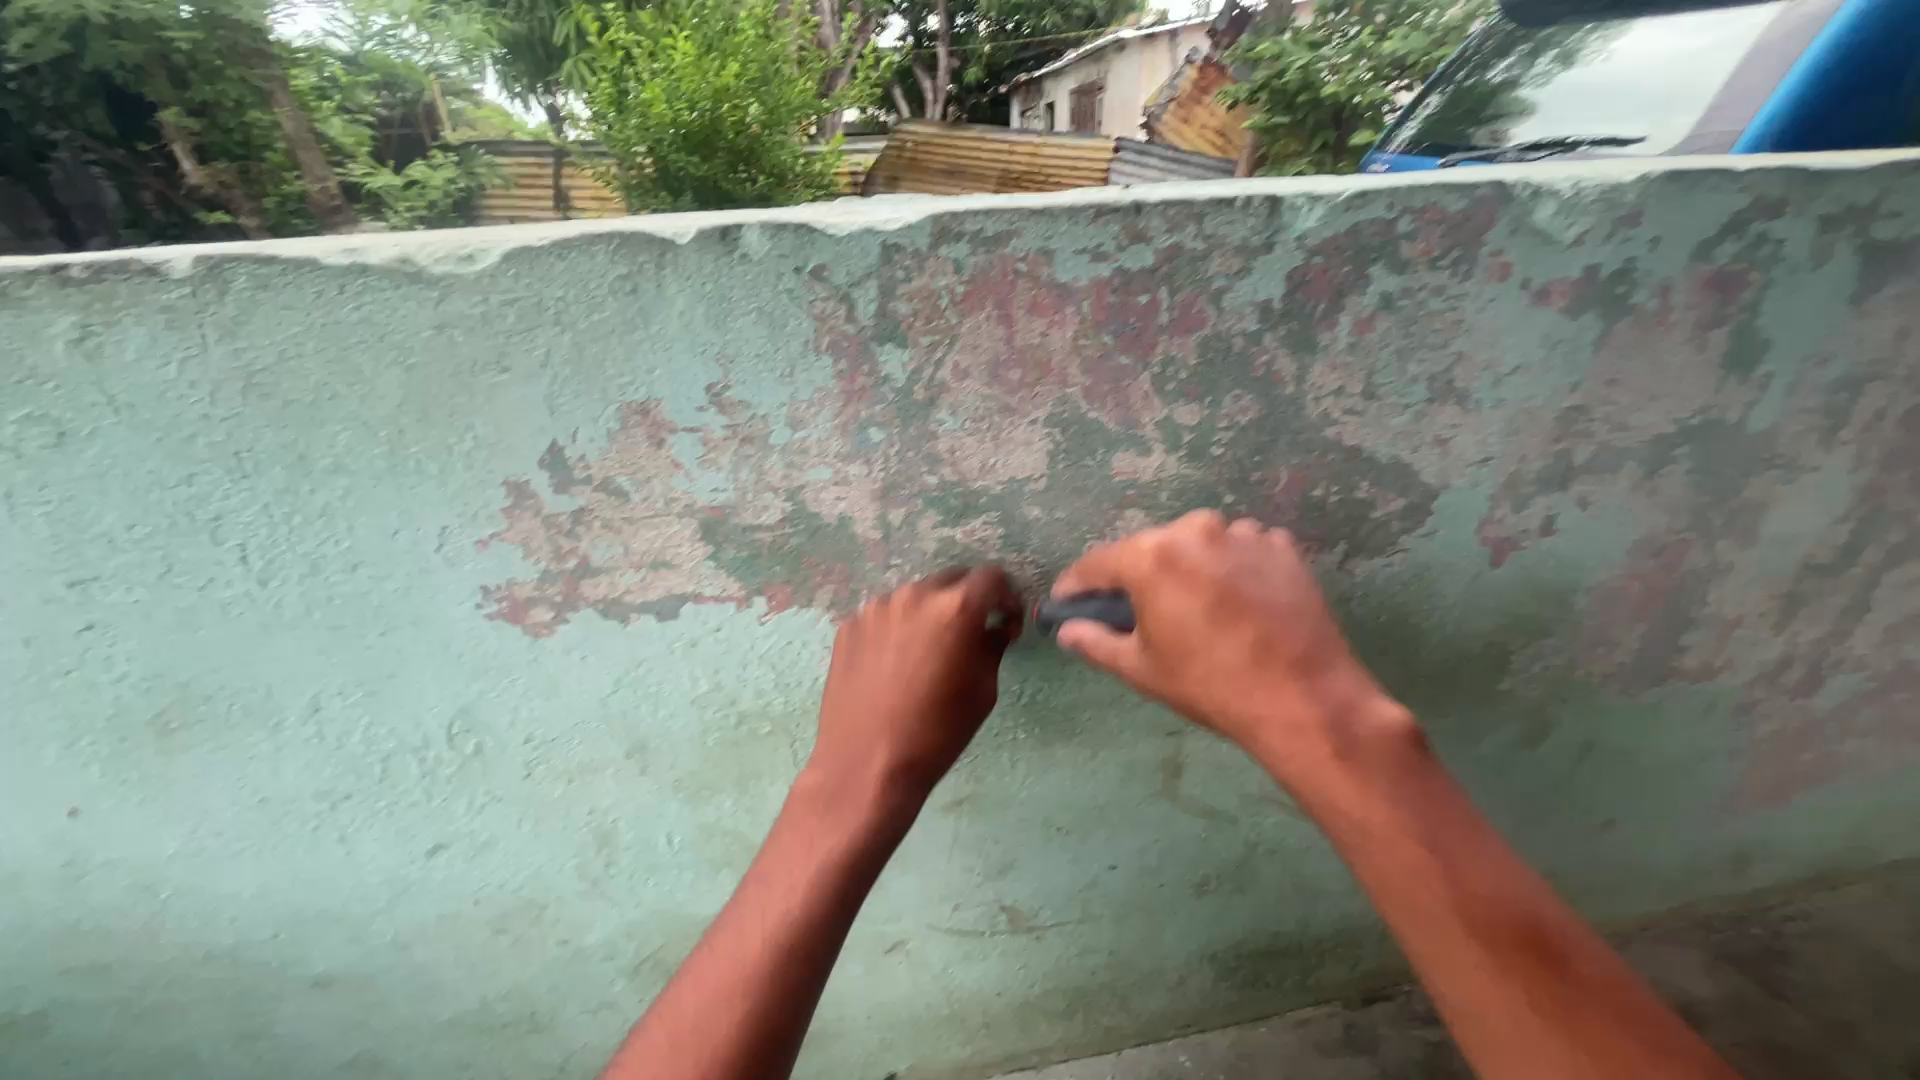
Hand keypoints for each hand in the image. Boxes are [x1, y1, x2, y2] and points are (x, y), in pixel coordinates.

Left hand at [807, 566, 1023, 807]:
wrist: (865, 764)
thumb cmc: (936, 733)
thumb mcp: (982, 691)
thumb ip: (992, 646)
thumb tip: (994, 628)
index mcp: (954, 608)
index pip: (991, 578)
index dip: (1007, 596)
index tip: (1006, 621)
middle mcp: (914, 595)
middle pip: (951, 580)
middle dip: (968, 600)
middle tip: (971, 633)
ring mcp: (876, 608)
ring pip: (915, 597)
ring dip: (930, 613)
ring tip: (929, 651)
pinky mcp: (849, 625)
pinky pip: (885, 616)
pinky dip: (899, 629)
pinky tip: (896, 664)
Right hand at [1053, 510, 1407, 770]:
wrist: (1304, 699)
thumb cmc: (1210, 685)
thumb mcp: (1141, 669)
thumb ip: (1094, 642)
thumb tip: (1065, 631)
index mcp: (1152, 557)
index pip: (1097, 563)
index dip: (1077, 585)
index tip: (1067, 603)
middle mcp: (1194, 530)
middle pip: (1149, 548)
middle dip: (1135, 576)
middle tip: (1134, 610)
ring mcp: (1243, 534)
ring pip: (1197, 545)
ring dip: (1187, 568)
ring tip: (1195, 607)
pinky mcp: (1281, 546)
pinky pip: (1239, 549)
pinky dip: (1229, 568)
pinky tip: (1237, 602)